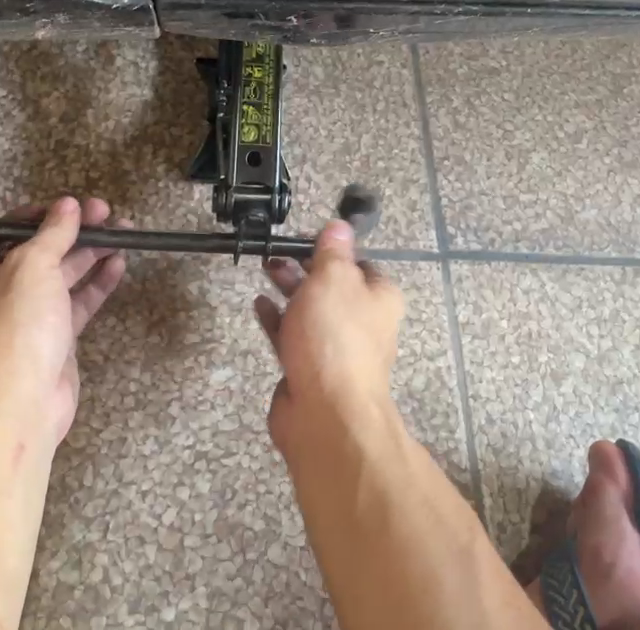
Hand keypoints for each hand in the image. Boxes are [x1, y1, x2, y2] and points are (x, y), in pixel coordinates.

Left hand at [0, 196, 127, 443]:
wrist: (19, 402)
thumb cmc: (15, 325)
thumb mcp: (31, 266)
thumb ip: (52, 233)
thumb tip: (68, 205)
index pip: (5, 229)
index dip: (39, 213)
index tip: (72, 204)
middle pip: (39, 249)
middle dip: (74, 230)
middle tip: (106, 212)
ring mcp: (25, 314)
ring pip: (61, 274)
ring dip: (90, 253)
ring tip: (125, 231)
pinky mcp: (51, 336)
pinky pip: (75, 301)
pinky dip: (96, 282)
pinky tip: (120, 264)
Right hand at [254, 220, 405, 451]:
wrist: (325, 414)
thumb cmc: (334, 337)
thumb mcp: (333, 278)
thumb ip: (333, 251)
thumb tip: (339, 226)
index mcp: (379, 298)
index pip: (359, 263)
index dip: (332, 249)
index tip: (304, 238)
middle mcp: (364, 323)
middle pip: (332, 287)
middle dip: (305, 268)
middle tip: (275, 254)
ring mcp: (336, 350)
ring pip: (311, 311)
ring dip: (289, 290)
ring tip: (264, 270)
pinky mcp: (310, 370)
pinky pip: (293, 336)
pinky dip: (277, 319)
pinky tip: (259, 305)